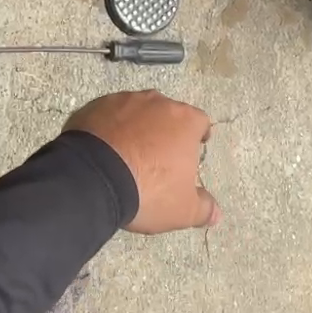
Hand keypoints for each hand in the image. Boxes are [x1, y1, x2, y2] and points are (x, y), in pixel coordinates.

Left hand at [64, 90, 218, 233]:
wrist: (95, 176)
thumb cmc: (148, 190)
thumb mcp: (182, 209)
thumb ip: (203, 208)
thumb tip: (216, 213)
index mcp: (184, 121)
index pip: (200, 121)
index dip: (198, 134)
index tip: (195, 146)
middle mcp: (157, 102)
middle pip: (168, 113)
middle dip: (167, 130)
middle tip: (160, 155)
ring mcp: (126, 99)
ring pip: (139, 111)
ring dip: (138, 126)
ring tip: (130, 152)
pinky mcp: (98, 104)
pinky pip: (111, 114)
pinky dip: (112, 126)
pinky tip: (106, 148)